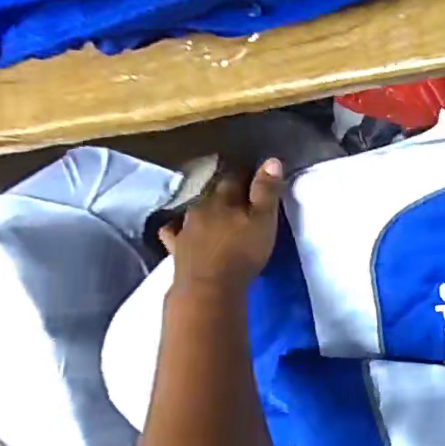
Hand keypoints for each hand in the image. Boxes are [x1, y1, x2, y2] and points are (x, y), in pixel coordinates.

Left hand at [159, 158, 284, 292]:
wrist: (209, 286)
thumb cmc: (243, 252)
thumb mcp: (264, 220)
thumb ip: (266, 191)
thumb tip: (271, 159)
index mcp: (225, 197)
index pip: (236, 176)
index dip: (247, 173)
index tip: (256, 173)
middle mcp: (202, 206)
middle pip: (215, 191)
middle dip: (227, 189)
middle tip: (240, 194)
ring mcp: (186, 226)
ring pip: (196, 208)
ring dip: (207, 208)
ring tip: (217, 213)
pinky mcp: (176, 247)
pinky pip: (173, 231)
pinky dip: (178, 227)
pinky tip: (181, 229)